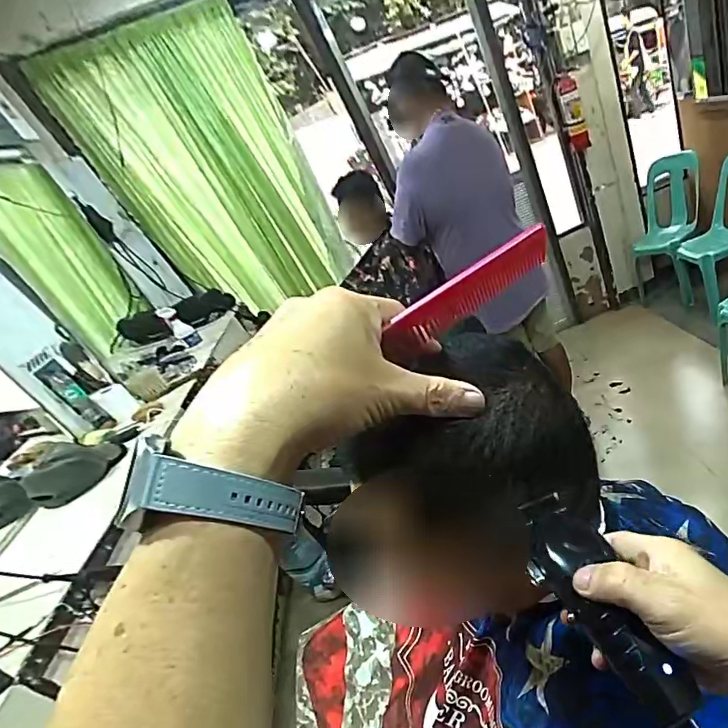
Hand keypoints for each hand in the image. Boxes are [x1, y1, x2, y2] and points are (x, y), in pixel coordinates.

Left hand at [169, 288, 483, 479]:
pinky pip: (305, 360)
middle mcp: (311, 305)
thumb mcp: (391, 394)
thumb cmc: (325, 394)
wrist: (250, 423)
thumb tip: (476, 398)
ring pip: (334, 345)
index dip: (420, 340)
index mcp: (348, 304)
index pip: (400, 314)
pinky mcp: (260, 352)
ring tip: (360, 403)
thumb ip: (436, 393)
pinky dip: (321, 378)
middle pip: (366, 328)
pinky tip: (324, 407)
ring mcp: (280, 326)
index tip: (430, 363)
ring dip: (353, 368)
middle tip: (397, 389)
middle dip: (386, 356)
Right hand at [571, 532, 727, 697]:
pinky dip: (619, 646)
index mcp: (659, 553)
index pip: (612, 542)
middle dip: (588, 600)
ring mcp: (663, 607)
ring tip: (588, 647)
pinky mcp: (666, 635)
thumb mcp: (658, 598)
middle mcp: (659, 575)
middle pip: (612, 579)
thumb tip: (577, 575)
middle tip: (567, 621)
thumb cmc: (707, 620)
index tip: (554, 579)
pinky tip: (606, 663)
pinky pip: (634, 635)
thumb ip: (616, 583)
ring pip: (620, 611)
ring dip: (602, 629)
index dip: (584, 556)